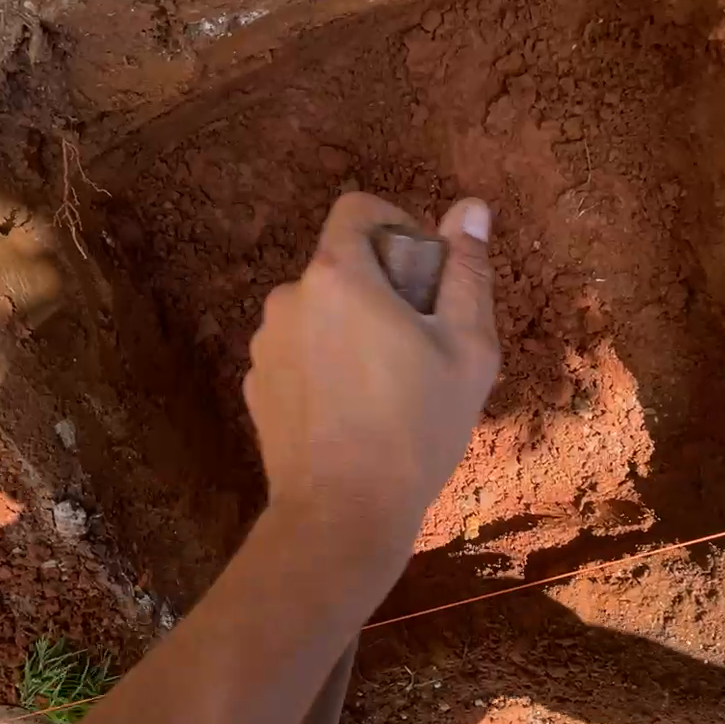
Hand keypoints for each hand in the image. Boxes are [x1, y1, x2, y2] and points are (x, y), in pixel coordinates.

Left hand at [243, 193, 499, 547]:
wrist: (341, 515)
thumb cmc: (415, 428)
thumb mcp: (467, 348)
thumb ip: (467, 271)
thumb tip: (470, 208)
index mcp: (335, 276)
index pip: (357, 210)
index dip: (397, 225)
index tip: (424, 271)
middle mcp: (286, 300)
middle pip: (338, 267)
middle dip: (380, 288)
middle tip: (417, 344)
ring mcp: (262, 347)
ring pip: (316, 315)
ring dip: (349, 329)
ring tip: (384, 386)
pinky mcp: (254, 388)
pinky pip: (296, 355)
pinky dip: (322, 365)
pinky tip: (348, 413)